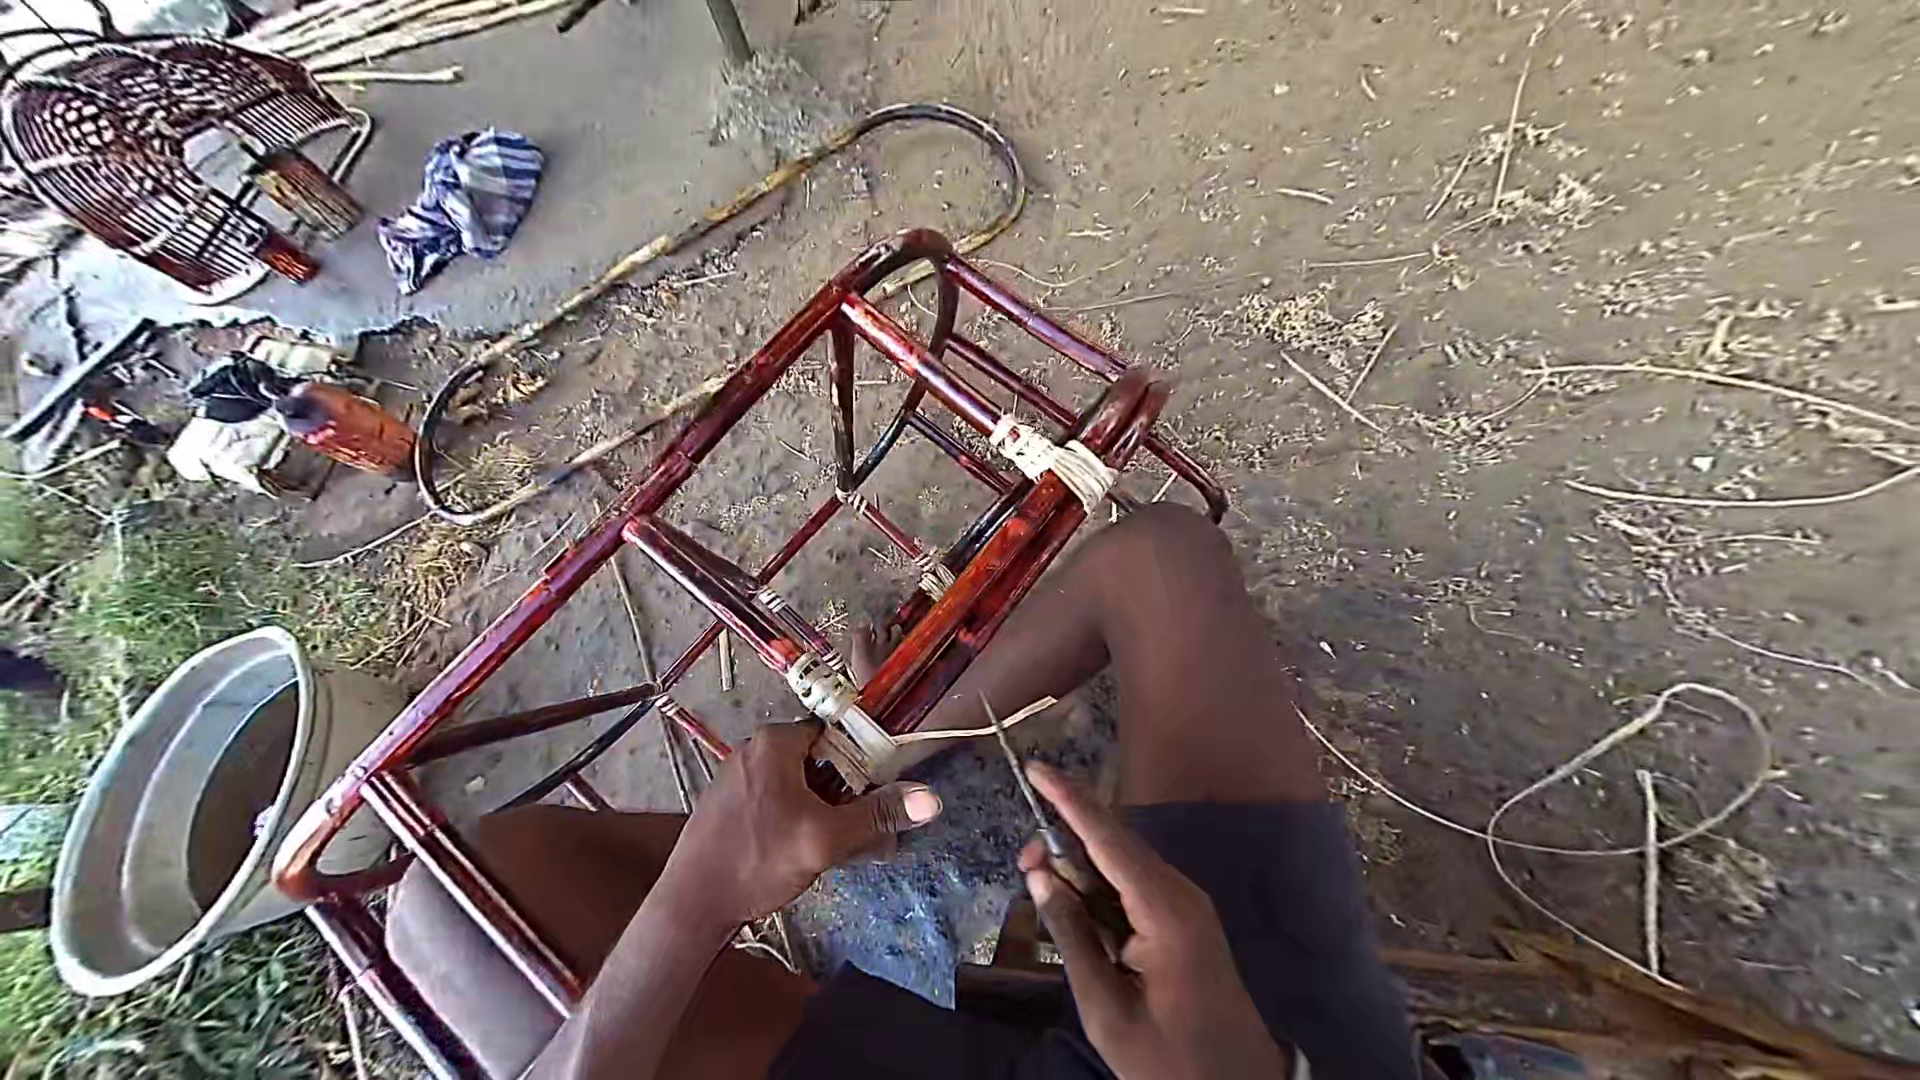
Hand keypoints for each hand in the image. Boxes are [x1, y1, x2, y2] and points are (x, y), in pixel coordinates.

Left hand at [663, 719, 942, 923]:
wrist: (688, 909)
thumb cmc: (756, 861)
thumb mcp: (825, 840)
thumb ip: (877, 815)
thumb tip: (931, 798)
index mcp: (775, 740)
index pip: (836, 733)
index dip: (861, 759)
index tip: (875, 789)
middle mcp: (755, 747)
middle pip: (819, 758)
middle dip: (843, 789)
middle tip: (854, 824)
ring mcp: (738, 773)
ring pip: (798, 780)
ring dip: (821, 806)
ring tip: (831, 841)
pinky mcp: (729, 800)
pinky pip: (776, 795)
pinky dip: (796, 813)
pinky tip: (799, 847)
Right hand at [1020, 763, 1288, 1079]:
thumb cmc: (1171, 1062)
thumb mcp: (1107, 1010)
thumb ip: (1071, 935)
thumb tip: (1040, 874)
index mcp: (1165, 910)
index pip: (1107, 837)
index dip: (1068, 798)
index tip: (1035, 768)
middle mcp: (1178, 891)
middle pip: (1112, 842)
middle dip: (1064, 838)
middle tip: (1024, 864)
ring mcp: (1184, 901)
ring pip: (1120, 860)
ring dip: (1079, 865)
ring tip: (1044, 886)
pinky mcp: (1182, 914)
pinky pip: (1131, 882)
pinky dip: (1099, 884)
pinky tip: (1078, 904)